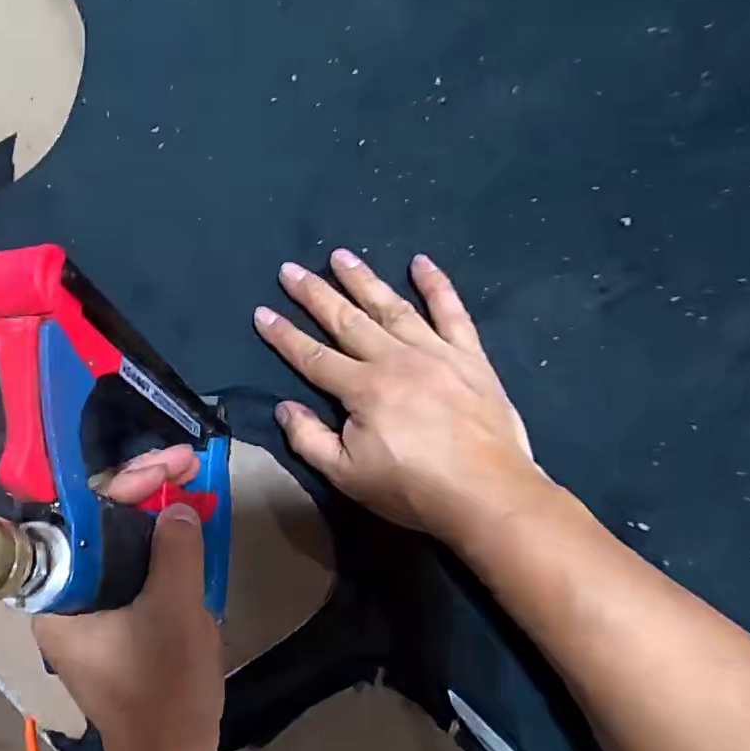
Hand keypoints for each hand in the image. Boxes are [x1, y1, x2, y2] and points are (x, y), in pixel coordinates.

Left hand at [34, 447, 223, 750]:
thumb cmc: (165, 688)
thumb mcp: (176, 610)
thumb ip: (175, 550)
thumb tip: (177, 508)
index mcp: (58, 594)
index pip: (85, 516)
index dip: (128, 482)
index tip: (171, 465)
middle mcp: (62, 598)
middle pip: (100, 526)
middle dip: (145, 492)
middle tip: (188, 467)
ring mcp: (86, 611)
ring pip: (118, 546)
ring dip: (154, 515)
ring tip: (191, 484)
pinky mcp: (111, 623)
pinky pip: (130, 572)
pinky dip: (158, 549)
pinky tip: (185, 527)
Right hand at [253, 249, 556, 541]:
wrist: (488, 495)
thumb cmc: (411, 488)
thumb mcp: (346, 475)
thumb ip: (309, 439)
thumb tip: (284, 408)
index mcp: (363, 389)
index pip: (312, 356)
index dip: (284, 335)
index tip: (262, 312)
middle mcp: (395, 359)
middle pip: (346, 320)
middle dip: (314, 294)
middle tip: (290, 269)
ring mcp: (436, 352)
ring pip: (392, 307)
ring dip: (363, 279)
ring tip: (340, 256)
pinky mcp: (470, 357)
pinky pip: (452, 312)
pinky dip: (436, 285)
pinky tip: (421, 263)